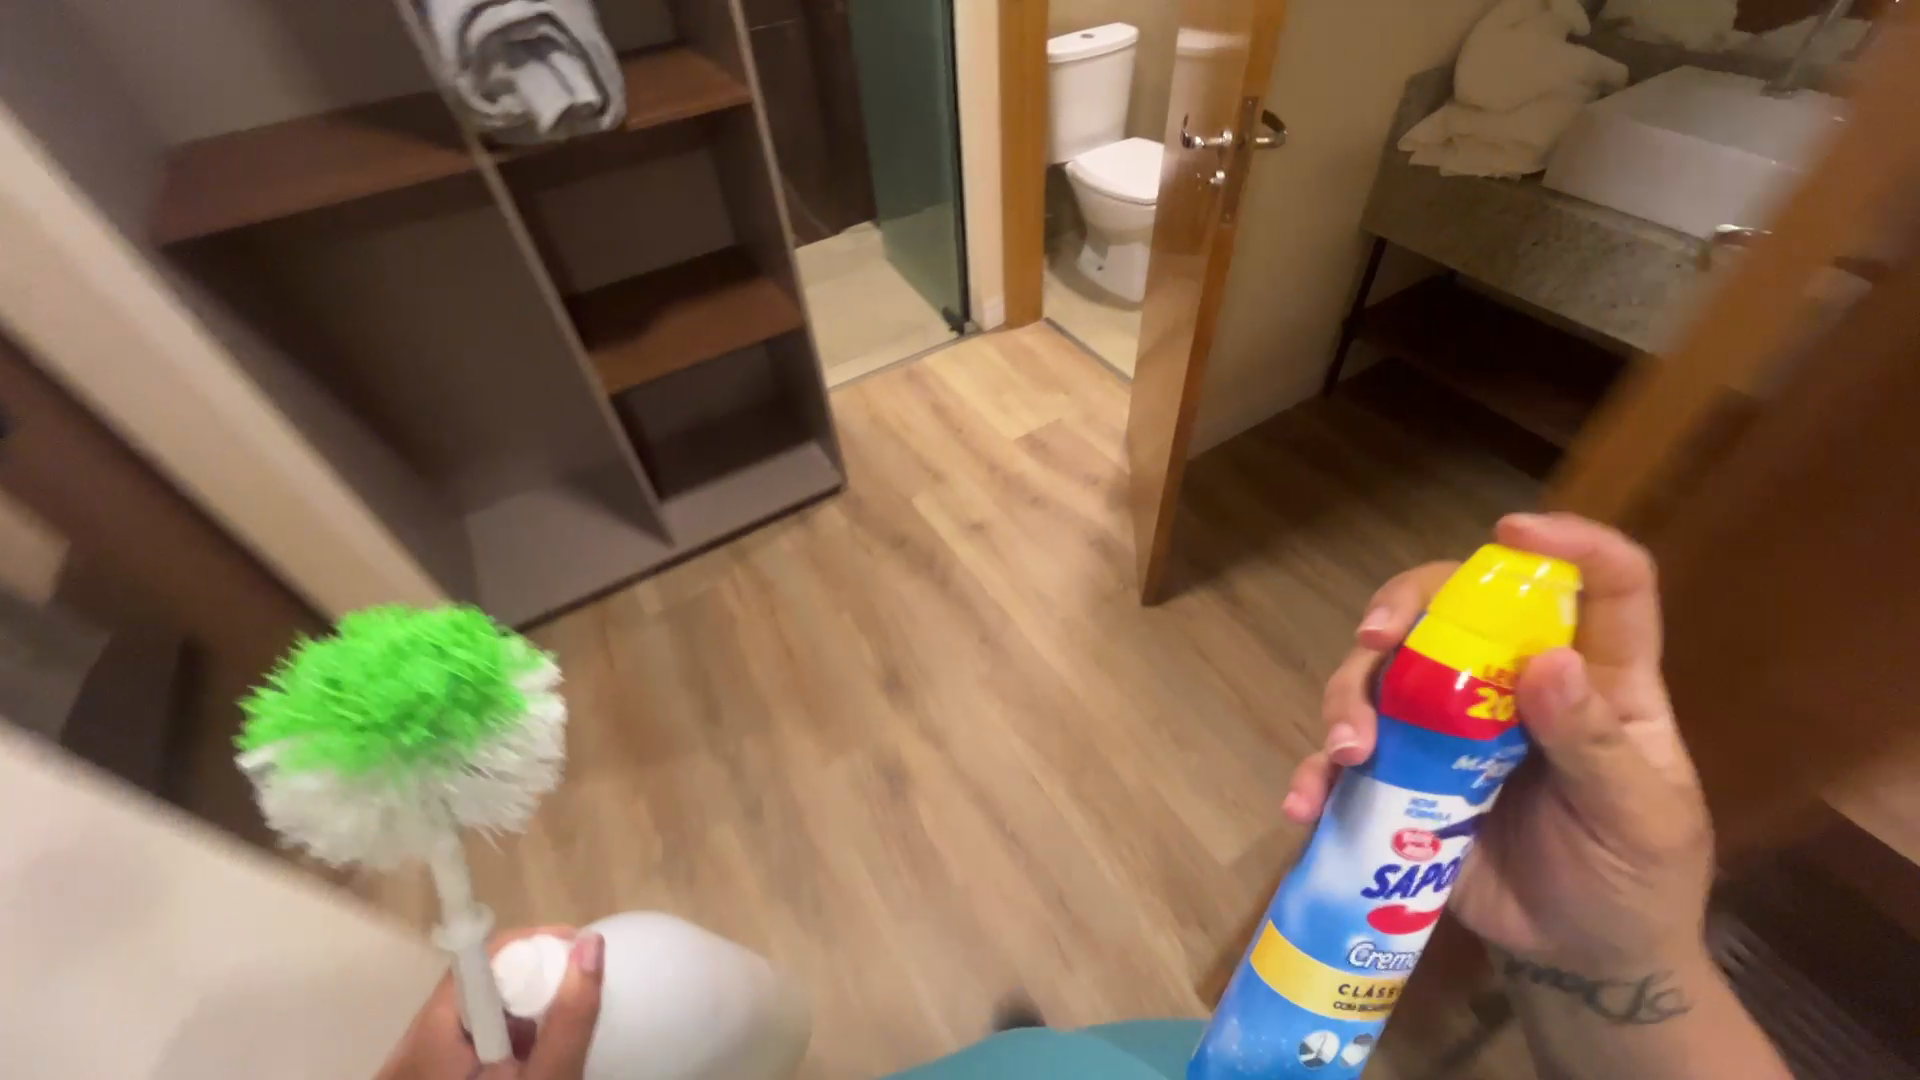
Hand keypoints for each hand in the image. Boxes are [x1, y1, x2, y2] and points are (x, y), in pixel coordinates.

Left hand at [377, 926, 604, 1079]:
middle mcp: (402, 1056)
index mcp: (427, 1045)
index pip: (476, 960)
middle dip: (528, 978)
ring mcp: (405, 1073)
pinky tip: (522, 1058)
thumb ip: (570, 1016)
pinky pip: (458, 1040)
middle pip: (473, 985)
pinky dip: (497, 1037)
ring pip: (468, 1013)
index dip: (528, 945)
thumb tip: (590, 941)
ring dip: (514, 1009)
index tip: (572, 949)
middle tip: (570, 994)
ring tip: (550, 1032)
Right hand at [1286, 513, 1713, 971]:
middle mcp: (1505, 684)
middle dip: (1401, 609)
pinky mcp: (1398, 770)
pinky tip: (1305, 804)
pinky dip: (1316, 772)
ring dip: (1347, 698)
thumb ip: (1595, 746)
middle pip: (1447, 607)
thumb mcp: (1638, 817)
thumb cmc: (1633, 878)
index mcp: (1592, 680)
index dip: (1567, 543)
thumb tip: (1549, 664)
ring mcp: (1442, 724)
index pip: (1599, 587)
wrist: (1578, 951)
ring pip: (1378, 672)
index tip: (1512, 528)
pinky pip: (1342, 753)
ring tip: (1347, 753)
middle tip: (1373, 640)